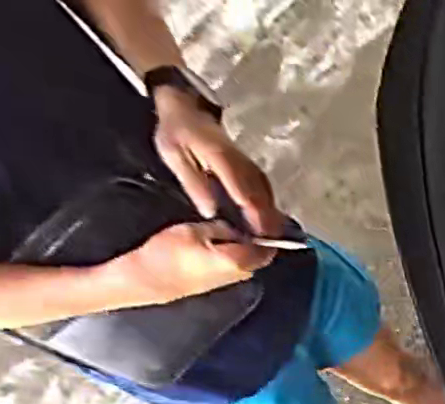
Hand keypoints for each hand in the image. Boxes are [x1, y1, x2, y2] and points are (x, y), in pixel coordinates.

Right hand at [106, 220, 274, 307]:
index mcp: (239, 260)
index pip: (266, 247)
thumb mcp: (192, 231)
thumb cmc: (168, 253)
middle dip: (259, 240)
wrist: (151, 279)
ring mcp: (235, 279)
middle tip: (251, 224)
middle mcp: (244, 273)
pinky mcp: (224, 282)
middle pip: (261, 255)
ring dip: (248, 248)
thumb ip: (220, 228)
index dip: (268, 234)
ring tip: (236, 231)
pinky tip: (225, 244)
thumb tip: (237, 229)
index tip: (266, 221)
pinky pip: (239, 266)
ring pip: (251, 261)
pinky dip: (239, 255)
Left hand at [152, 87, 285, 237]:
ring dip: (271, 224)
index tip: (256, 242)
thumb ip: (193, 184)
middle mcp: (248, 169)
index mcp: (225, 163)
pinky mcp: (258, 176)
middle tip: (264, 250)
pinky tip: (264, 227)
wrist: (189, 111)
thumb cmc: (177, 135)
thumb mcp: (174, 156)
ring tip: (266, 243)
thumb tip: (210, 214)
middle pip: (265, 204)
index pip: (248, 198)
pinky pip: (268, 199)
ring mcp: (256, 172)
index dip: (254, 222)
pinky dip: (268, 214)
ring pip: (270, 203)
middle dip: (267, 228)